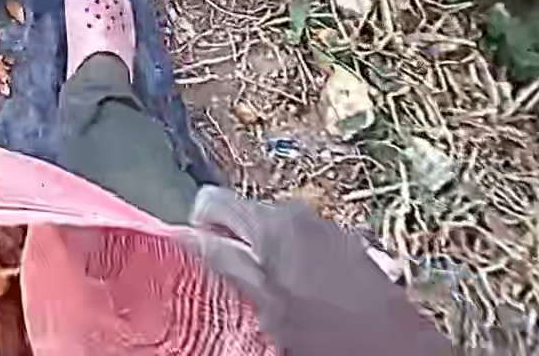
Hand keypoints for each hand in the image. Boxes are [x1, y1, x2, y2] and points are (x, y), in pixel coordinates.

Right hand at [182, 186, 451, 355]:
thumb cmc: (329, 338)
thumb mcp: (265, 309)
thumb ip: (222, 266)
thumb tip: (182, 237)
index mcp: (268, 221)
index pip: (209, 199)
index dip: (199, 227)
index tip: (206, 264)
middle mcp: (295, 212)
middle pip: (244, 214)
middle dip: (237, 245)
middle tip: (243, 293)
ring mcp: (329, 229)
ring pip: (276, 232)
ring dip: (269, 258)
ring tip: (281, 302)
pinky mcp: (356, 251)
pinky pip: (308, 245)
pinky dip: (299, 266)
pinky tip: (314, 304)